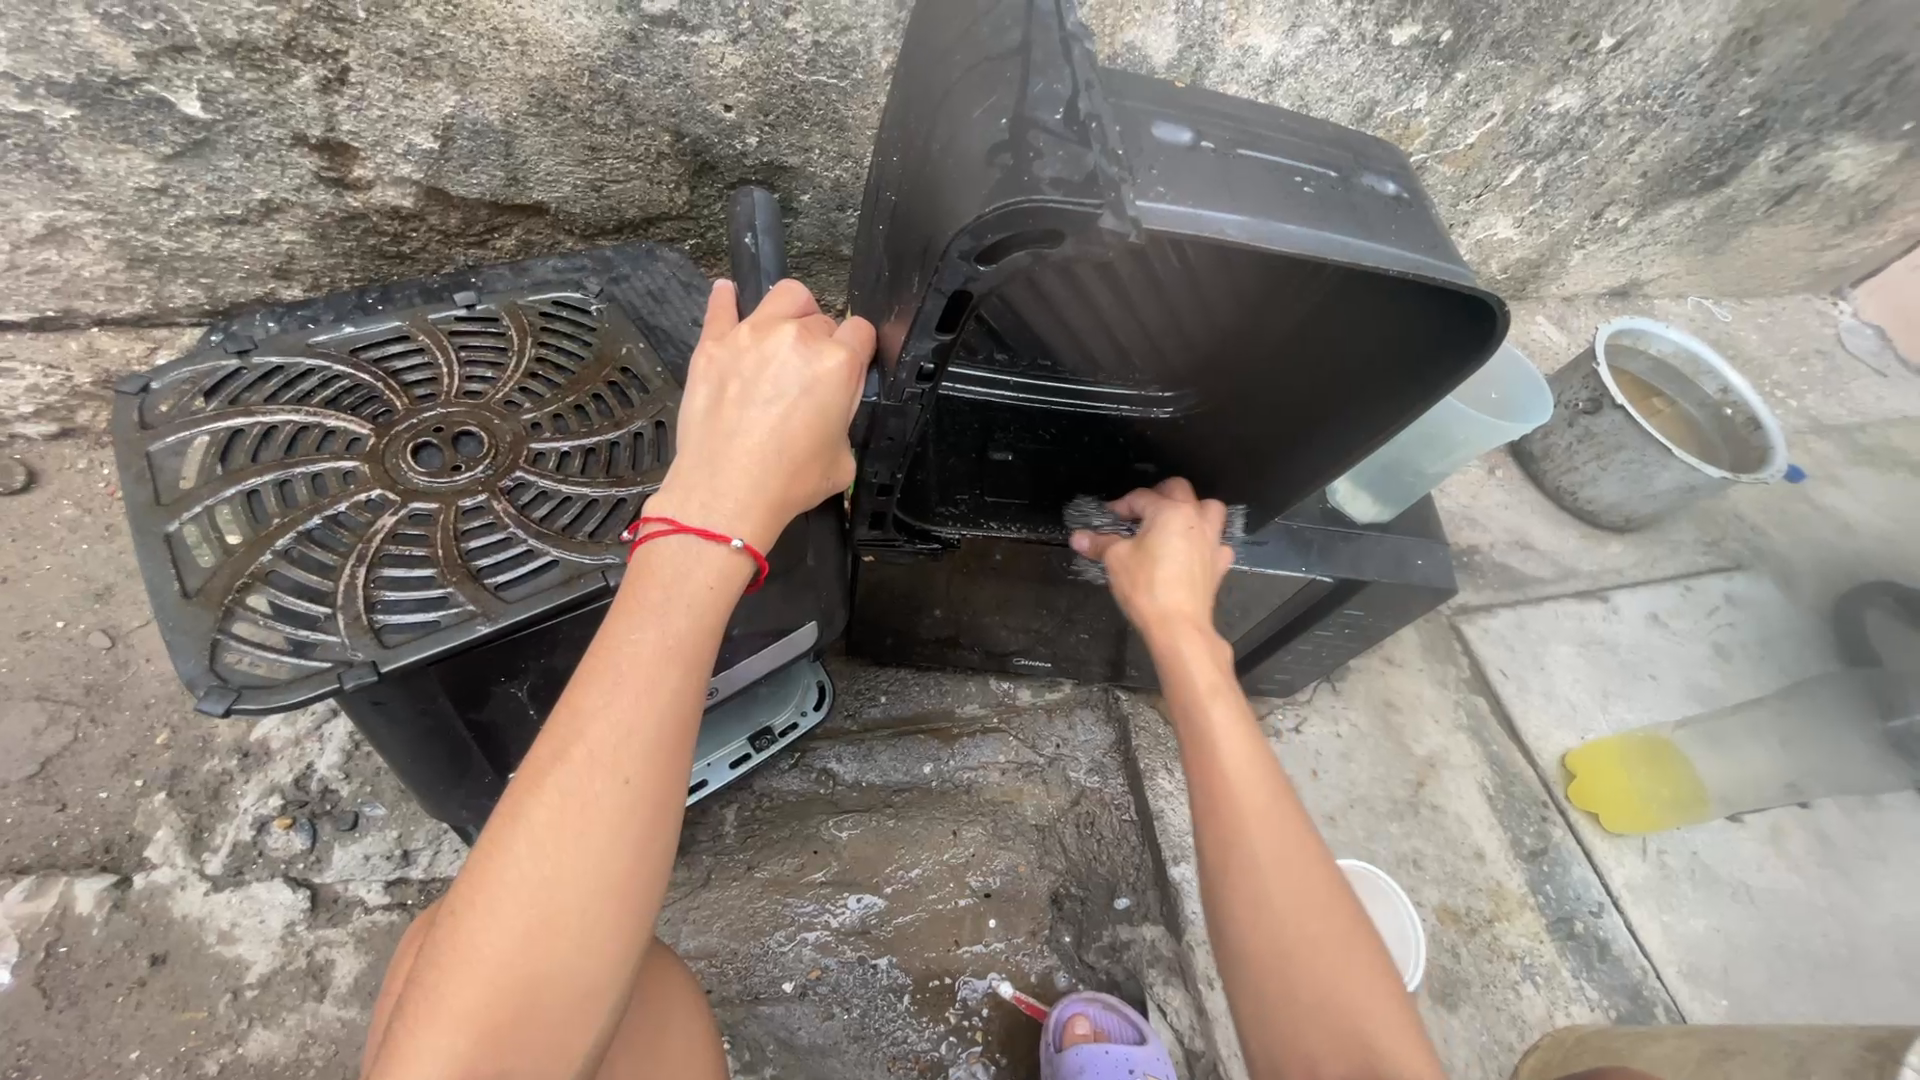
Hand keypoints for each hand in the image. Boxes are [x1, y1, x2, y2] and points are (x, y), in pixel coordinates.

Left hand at [646, 279, 875, 551]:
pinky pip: (722, 305)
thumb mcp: (844, 461)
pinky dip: (728, 300)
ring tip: (785, 335)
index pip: (862, 332)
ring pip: (784, 296)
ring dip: (793, 311)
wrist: (727, 492)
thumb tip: (834, 414)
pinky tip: (730, 296)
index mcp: (837, 364)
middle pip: (823, 318)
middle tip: (811, 375)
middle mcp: (797, 339)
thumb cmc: (788, 481)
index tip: (850, 368)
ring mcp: (751, 336)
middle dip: (823, 342)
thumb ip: (845, 423)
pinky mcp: (713, 345)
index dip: (860, 351)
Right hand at [1069, 478, 1233, 647]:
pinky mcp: (1219, 564)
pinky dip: (1205, 542)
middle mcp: (1195, 519)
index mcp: (1169, 511)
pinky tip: (1193, 552)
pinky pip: (1216, 543)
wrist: (1178, 625)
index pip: (1141, 497)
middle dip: (1157, 495)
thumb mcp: (1115, 560)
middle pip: (1179, 490)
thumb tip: (1078, 537)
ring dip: (1192, 509)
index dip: (1121, 504)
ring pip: (1210, 509)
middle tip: (1139, 511)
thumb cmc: (1145, 587)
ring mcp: (1212, 541)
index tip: (1108, 517)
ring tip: (1173, 522)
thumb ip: (1098, 543)